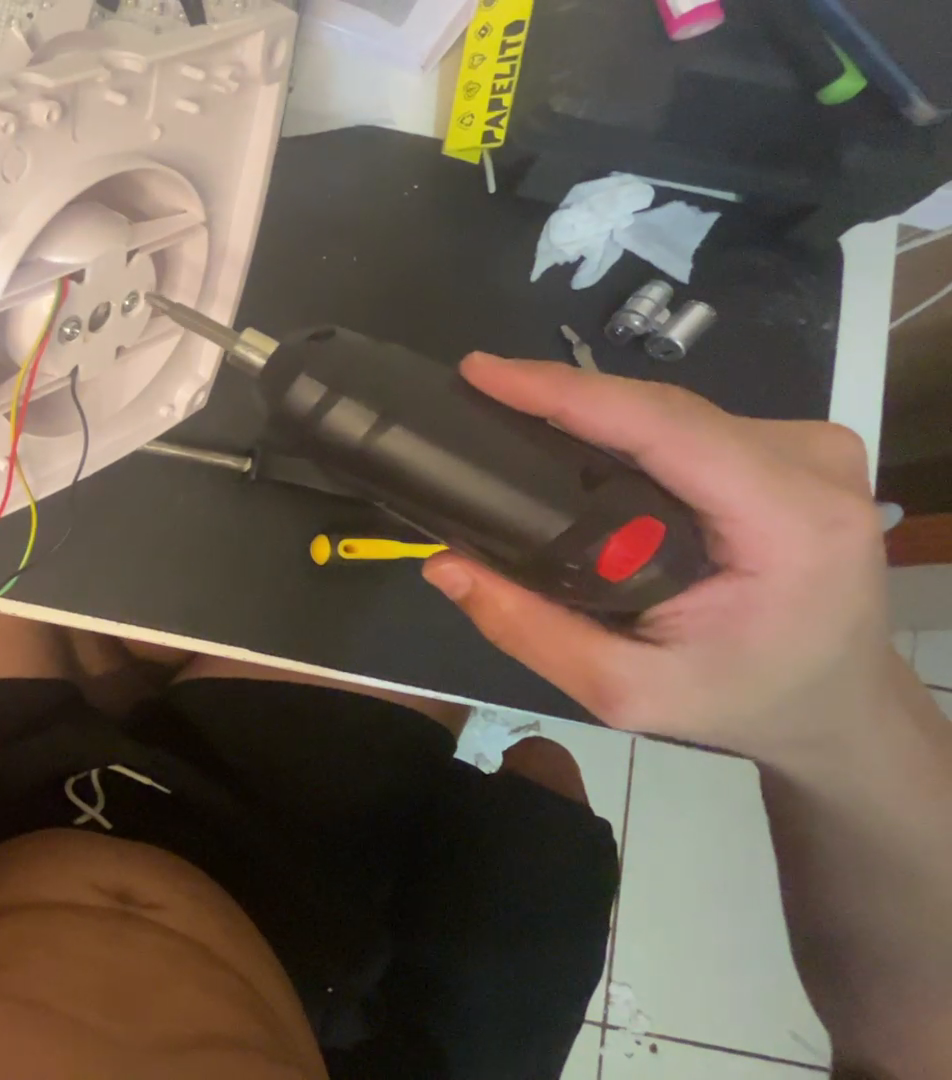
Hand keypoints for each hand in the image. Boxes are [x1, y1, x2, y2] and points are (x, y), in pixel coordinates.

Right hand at [422, 354, 892, 763]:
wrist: (834, 703)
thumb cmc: (736, 697)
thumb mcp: (623, 689)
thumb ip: (528, 631)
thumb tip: (442, 565)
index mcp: (787, 521)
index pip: (660, 427)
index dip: (565, 392)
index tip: (480, 372)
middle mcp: (809, 465)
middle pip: (660, 408)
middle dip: (561, 396)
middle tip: (475, 392)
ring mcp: (807, 449)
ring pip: (669, 410)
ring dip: (588, 411)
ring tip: (509, 419)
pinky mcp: (791, 450)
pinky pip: (684, 423)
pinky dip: (618, 426)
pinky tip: (570, 443)